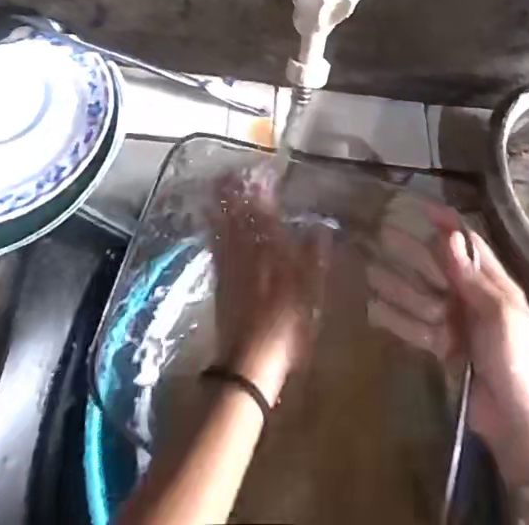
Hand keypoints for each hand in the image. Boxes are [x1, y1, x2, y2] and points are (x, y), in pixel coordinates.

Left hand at [206, 173, 331, 401]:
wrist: (248, 359)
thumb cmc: (285, 328)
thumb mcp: (310, 295)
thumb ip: (314, 258)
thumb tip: (320, 229)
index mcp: (272, 251)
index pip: (266, 212)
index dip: (263, 191)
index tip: (263, 173)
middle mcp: (247, 250)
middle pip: (241, 213)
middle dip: (239, 190)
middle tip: (236, 170)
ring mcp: (229, 262)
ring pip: (224, 223)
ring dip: (223, 201)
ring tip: (220, 181)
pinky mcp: (218, 276)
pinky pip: (213, 240)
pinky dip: (211, 222)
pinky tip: (208, 213)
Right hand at [365, 200, 528, 485]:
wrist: (519, 424)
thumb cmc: (517, 363)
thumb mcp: (499, 315)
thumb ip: (471, 277)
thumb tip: (448, 234)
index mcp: (494, 287)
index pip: (468, 246)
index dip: (447, 225)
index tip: (420, 206)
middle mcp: (472, 299)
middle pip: (437, 267)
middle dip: (411, 252)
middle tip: (381, 234)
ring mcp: (455, 323)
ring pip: (420, 294)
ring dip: (397, 284)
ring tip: (369, 272)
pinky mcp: (441, 347)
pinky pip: (413, 325)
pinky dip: (394, 316)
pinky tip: (372, 306)